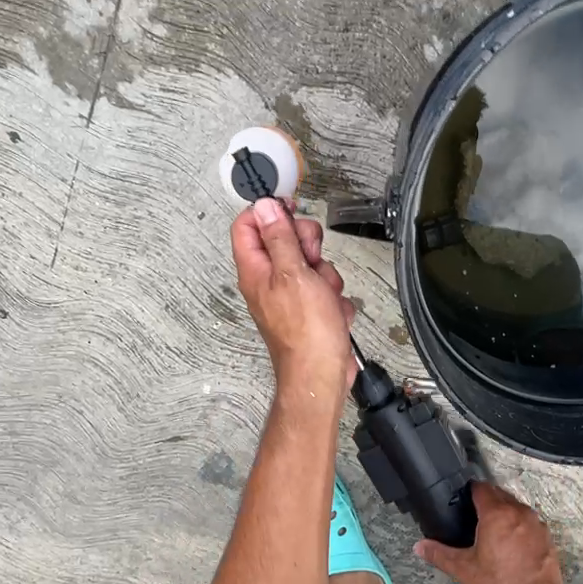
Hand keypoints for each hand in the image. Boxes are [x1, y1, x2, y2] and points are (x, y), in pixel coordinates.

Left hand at [231, 198, 356, 393]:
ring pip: (311, 266)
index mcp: (255, 271)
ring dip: (326, 277)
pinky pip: (324, 291)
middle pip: (285, 241)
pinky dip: (334, 300)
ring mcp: (289, 298)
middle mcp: (268, 283)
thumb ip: (280, 238)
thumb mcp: (294, 274)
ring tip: (324, 296)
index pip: (248, 224)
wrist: (321, 376)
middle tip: (312, 260)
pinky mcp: (309, 312)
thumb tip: (265, 207)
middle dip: (308, 246)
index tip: (292, 211)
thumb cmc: (306, 334)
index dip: (269, 211)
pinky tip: (332, 314)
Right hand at [415, 483, 568, 583]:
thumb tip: (421, 547)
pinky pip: (530, 524)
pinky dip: (518, 527)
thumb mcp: (464, 571)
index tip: (463, 496)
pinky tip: (509, 545)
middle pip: (500, 495)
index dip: (470, 490)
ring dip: (504, 512)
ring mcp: (537, 526)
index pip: (481, 489)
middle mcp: (520, 514)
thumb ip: (440, 555)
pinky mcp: (547, 539)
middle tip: (472, 513)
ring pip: (517, 508)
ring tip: (490, 530)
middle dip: (486, 500)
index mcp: (497, 516)